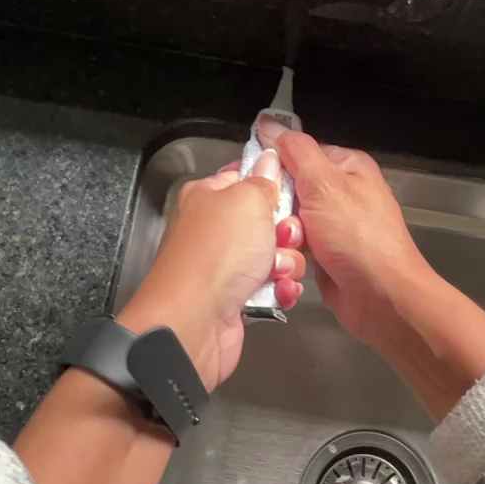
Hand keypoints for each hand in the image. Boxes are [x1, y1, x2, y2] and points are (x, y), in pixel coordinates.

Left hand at [115, 148, 305, 389]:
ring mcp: (226, 265)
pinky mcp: (237, 297)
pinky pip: (272, 287)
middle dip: (287, 232)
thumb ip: (264, 179)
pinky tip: (278, 293)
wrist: (194, 322)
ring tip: (276, 273)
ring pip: (276, 256)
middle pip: (269, 220)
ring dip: (287, 264)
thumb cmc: (215, 255)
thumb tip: (270, 161)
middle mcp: (215, 229)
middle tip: (283, 239)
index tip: (291, 195)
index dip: (275, 186)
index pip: (249, 178)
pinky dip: (280, 291)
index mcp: (209, 196)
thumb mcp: (248, 200)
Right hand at [273, 126, 484, 418]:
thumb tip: (268, 123)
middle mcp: (343, 193)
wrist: (382, 297)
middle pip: (292, 187)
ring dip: (280, 231)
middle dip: (276, 204)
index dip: (274, 163)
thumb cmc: (356, 236)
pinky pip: (295, 245)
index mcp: (348, 167)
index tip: (250, 177)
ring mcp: (335, 226)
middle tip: (270, 218)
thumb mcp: (324, 184)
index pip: (299, 152)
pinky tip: (281, 259)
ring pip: (290, 219)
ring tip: (281, 243)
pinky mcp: (326, 255)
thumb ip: (295, 151)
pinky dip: (287, 252)